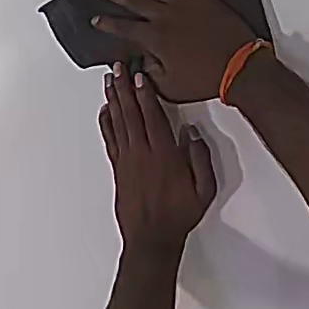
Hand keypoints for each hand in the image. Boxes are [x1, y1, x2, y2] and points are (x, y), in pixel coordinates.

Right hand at [92, 0, 257, 102]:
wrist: (238, 67)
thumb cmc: (206, 78)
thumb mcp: (170, 86)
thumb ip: (151, 73)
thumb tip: (142, 64)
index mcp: (155, 38)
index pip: (124, 28)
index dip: (108, 23)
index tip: (96, 19)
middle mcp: (165, 17)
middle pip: (133, 0)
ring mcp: (184, 4)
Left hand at [99, 64, 217, 255]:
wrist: (151, 240)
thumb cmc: (178, 214)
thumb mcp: (204, 189)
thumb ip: (200, 158)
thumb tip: (190, 133)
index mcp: (164, 154)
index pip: (153, 115)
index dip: (145, 93)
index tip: (140, 75)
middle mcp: (142, 152)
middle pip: (131, 112)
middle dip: (125, 87)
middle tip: (118, 68)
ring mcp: (127, 159)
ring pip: (118, 122)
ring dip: (114, 99)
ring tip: (109, 81)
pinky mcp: (118, 168)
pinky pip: (110, 139)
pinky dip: (106, 122)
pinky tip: (104, 110)